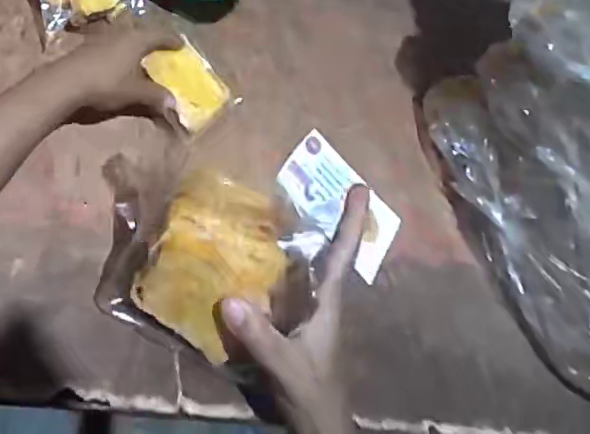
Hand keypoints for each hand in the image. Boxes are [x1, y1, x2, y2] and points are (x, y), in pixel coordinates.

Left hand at [31, 24, 182, 123]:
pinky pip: (112, 44)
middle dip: (151, 39)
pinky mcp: (88, 46)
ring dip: (134, 45)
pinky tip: (119, 63)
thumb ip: (155, 96)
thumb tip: (173, 102)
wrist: (66, 83)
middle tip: (161, 46)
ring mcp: (102, 37)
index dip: (171, 39)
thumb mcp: (134, 92)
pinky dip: (120, 51)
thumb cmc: (106, 83)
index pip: (159, 35)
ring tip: (140, 55)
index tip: (181, 44)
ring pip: (124, 37)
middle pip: (141, 32)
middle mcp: (121, 33)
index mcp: (136, 39)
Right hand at [222, 186, 368, 433]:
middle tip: (310, 180)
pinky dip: (268, 262)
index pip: (341, 253)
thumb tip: (228, 297)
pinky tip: (247, 251)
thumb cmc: (313, 397)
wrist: (318, 432)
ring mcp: (303, 311)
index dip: (350, 220)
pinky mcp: (286, 323)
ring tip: (277, 203)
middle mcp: (317, 298)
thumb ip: (261, 336)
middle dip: (322, 216)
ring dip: (294, 234)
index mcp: (327, 302)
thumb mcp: (287, 367)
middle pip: (323, 249)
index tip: (360, 187)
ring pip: (301, 263)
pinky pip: (278, 282)